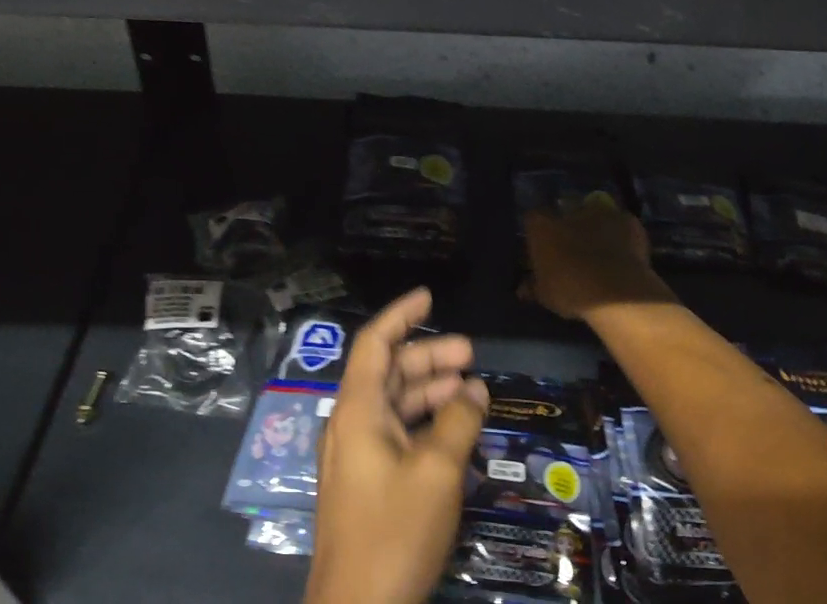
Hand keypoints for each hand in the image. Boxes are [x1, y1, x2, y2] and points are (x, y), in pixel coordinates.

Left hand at [306, 288, 487, 603]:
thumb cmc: (393, 531)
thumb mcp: (437, 471)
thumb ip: (458, 422)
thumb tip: (474, 390)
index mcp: (358, 411)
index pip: (374, 343)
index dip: (400, 314)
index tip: (429, 296)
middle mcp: (352, 425)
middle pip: (389, 372)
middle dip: (429, 357)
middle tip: (472, 354)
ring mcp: (357, 457)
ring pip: (395, 405)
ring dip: (431, 392)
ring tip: (472, 392)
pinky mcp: (367, 485)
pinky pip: (397, 435)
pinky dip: (425, 424)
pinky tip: (456, 432)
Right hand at [523, 204, 674, 321]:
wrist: (616, 292)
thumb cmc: (570, 291)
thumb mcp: (544, 295)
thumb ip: (533, 286)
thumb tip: (524, 287)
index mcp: (542, 226)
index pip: (533, 219)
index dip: (538, 233)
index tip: (542, 249)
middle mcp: (569, 210)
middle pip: (565, 212)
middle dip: (568, 227)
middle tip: (573, 250)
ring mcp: (601, 213)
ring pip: (594, 215)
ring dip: (595, 228)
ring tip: (601, 251)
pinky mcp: (629, 221)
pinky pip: (621, 225)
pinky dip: (620, 236)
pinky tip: (623, 253)